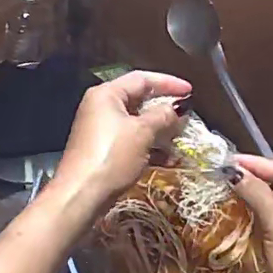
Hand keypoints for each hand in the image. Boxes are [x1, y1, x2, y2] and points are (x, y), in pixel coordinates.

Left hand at [52, 71, 191, 204]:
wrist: (81, 193)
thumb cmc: (111, 156)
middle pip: (138, 100)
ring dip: (160, 131)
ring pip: (137, 123)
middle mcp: (101, 107)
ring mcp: (101, 129)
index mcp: (106, 94)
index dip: (168, 83)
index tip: (190, 91)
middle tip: (187, 117)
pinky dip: (150, 147)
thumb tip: (177, 107)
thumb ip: (162, 116)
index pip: (141, 79)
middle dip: (164, 109)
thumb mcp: (142, 132)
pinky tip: (169, 159)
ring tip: (182, 139)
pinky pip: (132, 141)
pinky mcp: (104, 149)